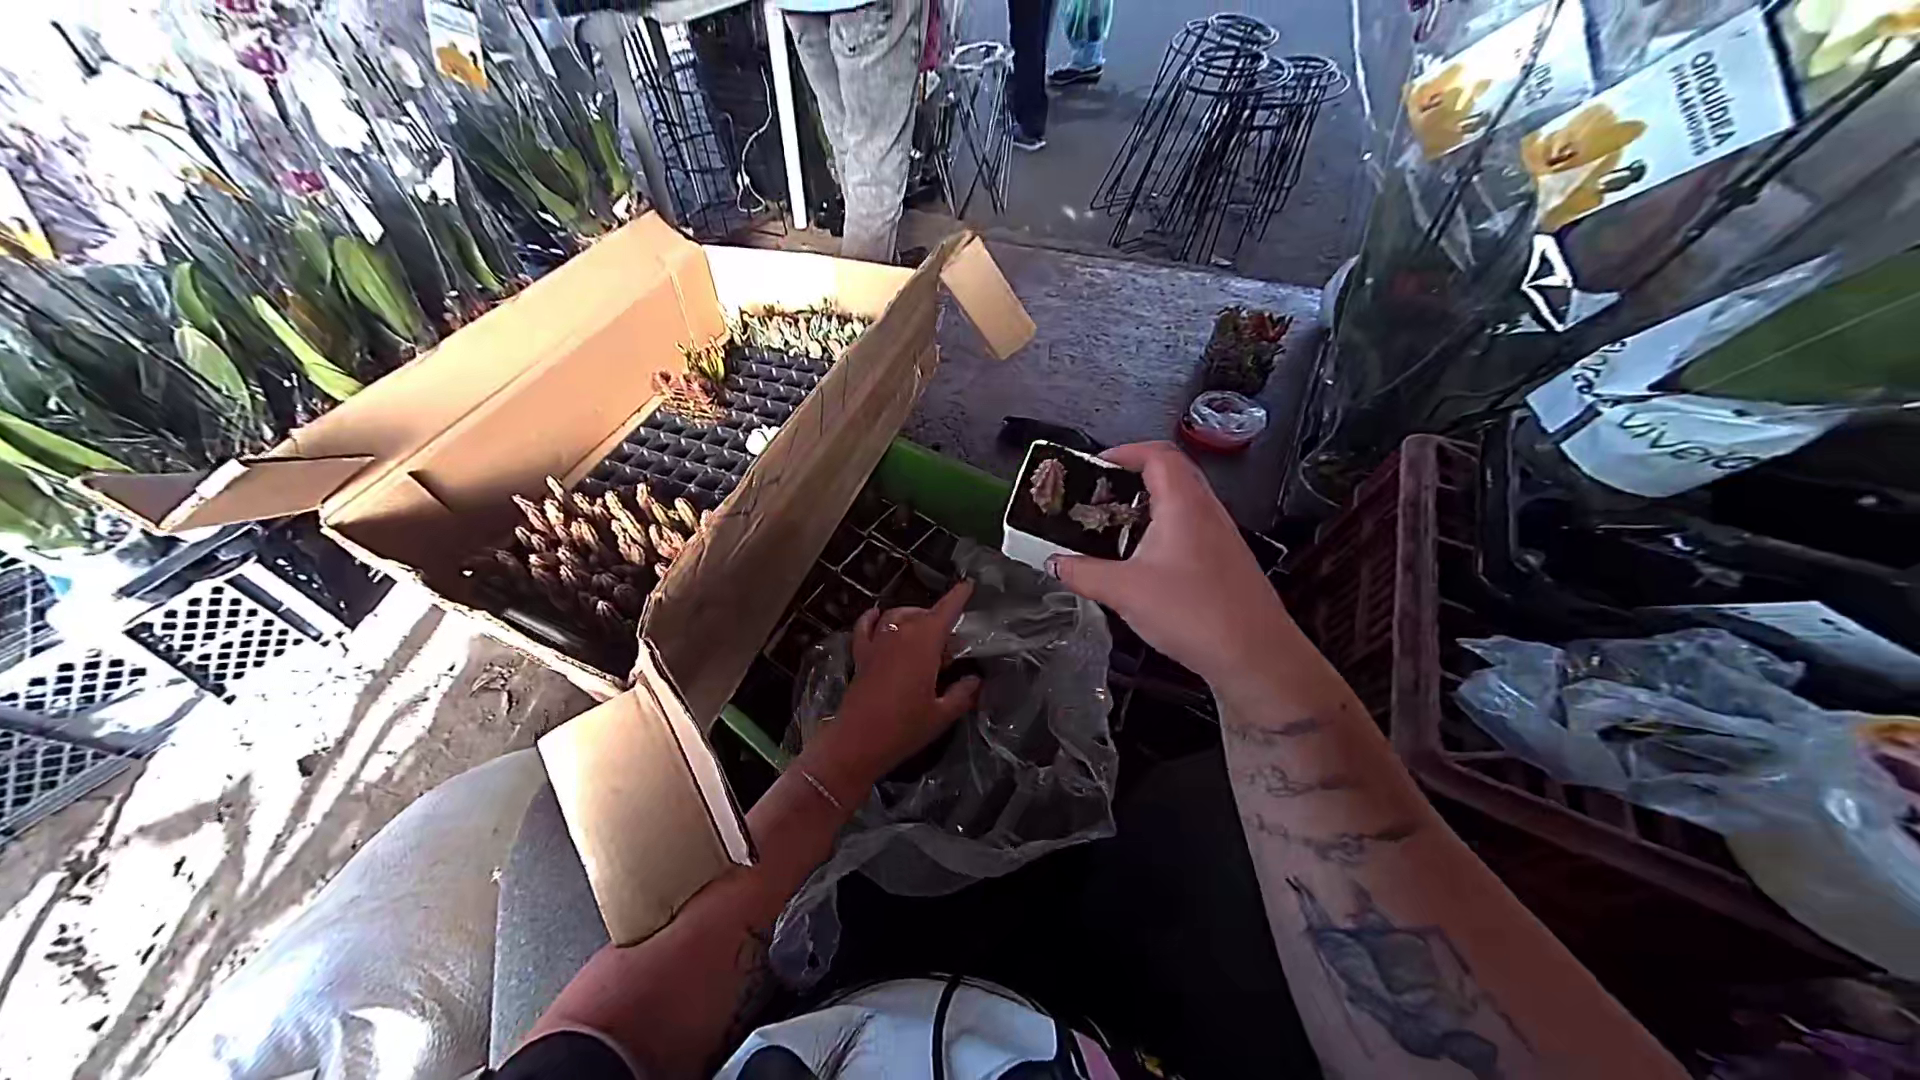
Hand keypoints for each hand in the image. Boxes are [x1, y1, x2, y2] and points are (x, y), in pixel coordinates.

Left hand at [803, 581, 980, 793]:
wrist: (857, 743)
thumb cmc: (904, 728)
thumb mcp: (942, 715)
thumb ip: (963, 694)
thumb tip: (975, 681)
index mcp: (924, 645)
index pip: (944, 612)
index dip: (957, 597)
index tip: (968, 584)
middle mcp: (899, 636)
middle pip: (923, 616)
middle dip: (940, 620)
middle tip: (952, 644)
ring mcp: (877, 644)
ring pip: (897, 616)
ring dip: (913, 616)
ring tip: (924, 629)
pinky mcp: (860, 656)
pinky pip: (866, 627)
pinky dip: (873, 617)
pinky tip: (878, 614)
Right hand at [1049, 441, 1290, 686]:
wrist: (1255, 656)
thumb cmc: (1193, 613)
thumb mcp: (1124, 591)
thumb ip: (1083, 573)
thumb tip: (1053, 564)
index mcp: (1184, 503)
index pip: (1157, 454)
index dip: (1123, 452)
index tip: (1093, 467)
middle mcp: (1206, 510)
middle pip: (1169, 473)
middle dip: (1129, 478)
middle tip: (1097, 496)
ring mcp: (1219, 535)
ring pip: (1179, 502)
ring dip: (1144, 507)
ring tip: (1111, 527)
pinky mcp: (1223, 560)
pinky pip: (1188, 528)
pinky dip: (1160, 530)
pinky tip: (1140, 561)